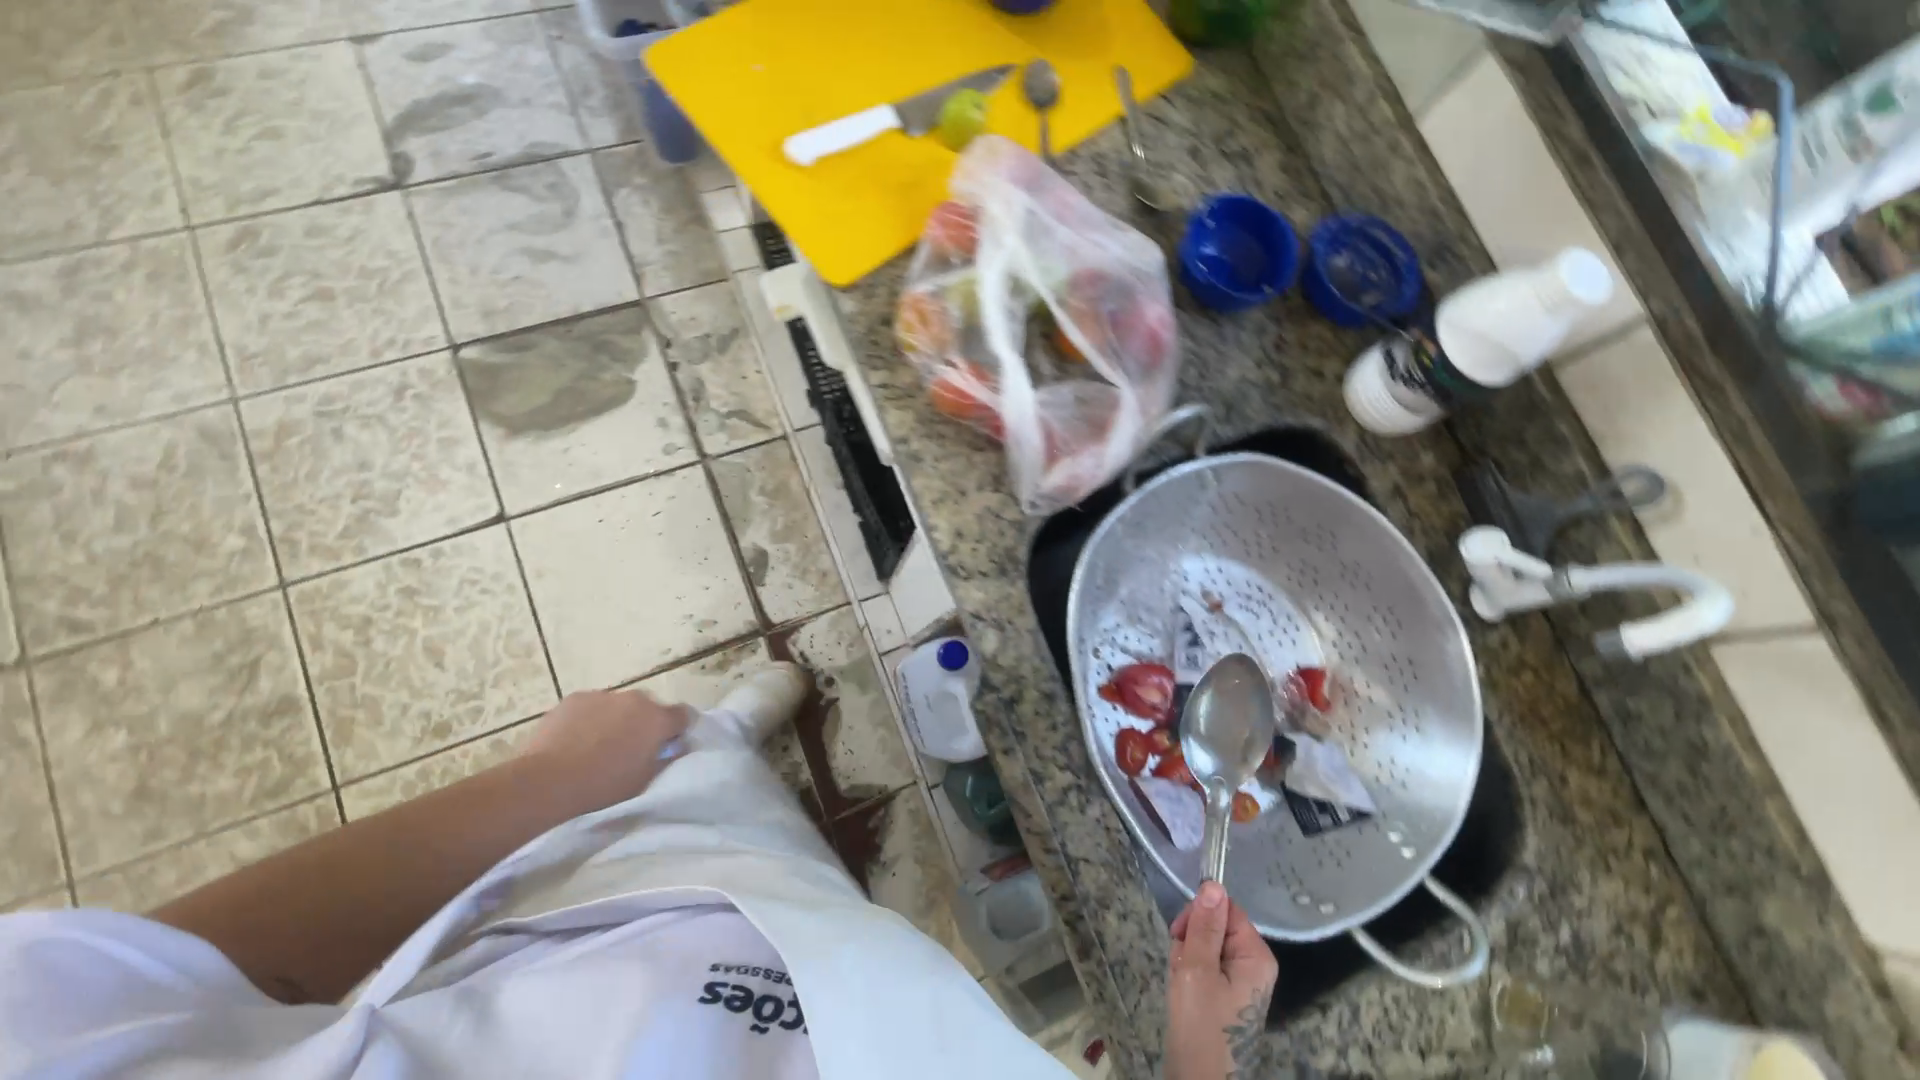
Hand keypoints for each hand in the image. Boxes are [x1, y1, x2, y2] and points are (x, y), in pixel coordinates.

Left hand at [519, 689, 691, 809]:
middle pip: (649, 707)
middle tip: (629, 748)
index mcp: (657, 719)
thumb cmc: (603, 785)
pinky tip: (575, 740)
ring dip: (615, 719)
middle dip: (644, 723)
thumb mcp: (644, 780)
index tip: (667, 745)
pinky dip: (589, 718)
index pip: (683, 715)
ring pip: (618, 706)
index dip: (677, 730)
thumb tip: (675, 747)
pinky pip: (591, 706)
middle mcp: (635, 699)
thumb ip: (665, 759)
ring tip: (596, 745)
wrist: (549, 779)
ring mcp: (603, 695)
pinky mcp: (575, 698)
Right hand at [1165, 880, 1277, 1079]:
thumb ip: (1205, 926)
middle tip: (1182, 966)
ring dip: (1186, 957)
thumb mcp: (1197, 969)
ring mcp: (1242, 980)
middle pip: (1216, 925)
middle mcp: (1254, 963)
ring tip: (1181, 983)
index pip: (1226, 909)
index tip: (1180, 935)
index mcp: (1256, 955)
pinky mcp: (1227, 994)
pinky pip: (1205, 966)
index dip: (1199, 915)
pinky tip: (1183, 991)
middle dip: (1191, 939)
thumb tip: (1214, 883)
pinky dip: (1189, 973)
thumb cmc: (1200, 1024)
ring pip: (1206, 945)